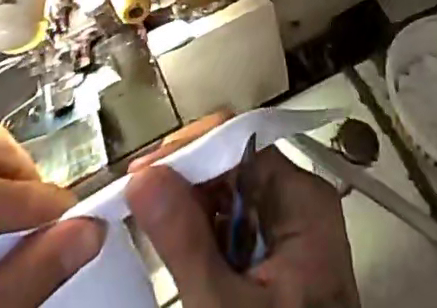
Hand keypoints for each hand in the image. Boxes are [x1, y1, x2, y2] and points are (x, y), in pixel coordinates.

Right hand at [125, 115, 359, 307]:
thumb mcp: (226, 307)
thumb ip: (185, 242)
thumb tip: (143, 177)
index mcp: (302, 200)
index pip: (239, 144)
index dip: (189, 151)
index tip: (141, 172)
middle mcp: (297, 202)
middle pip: (231, 166)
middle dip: (183, 181)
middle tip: (134, 200)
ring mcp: (286, 229)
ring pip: (226, 196)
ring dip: (186, 208)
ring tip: (146, 221)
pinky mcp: (273, 255)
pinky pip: (230, 226)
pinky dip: (200, 234)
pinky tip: (174, 248)